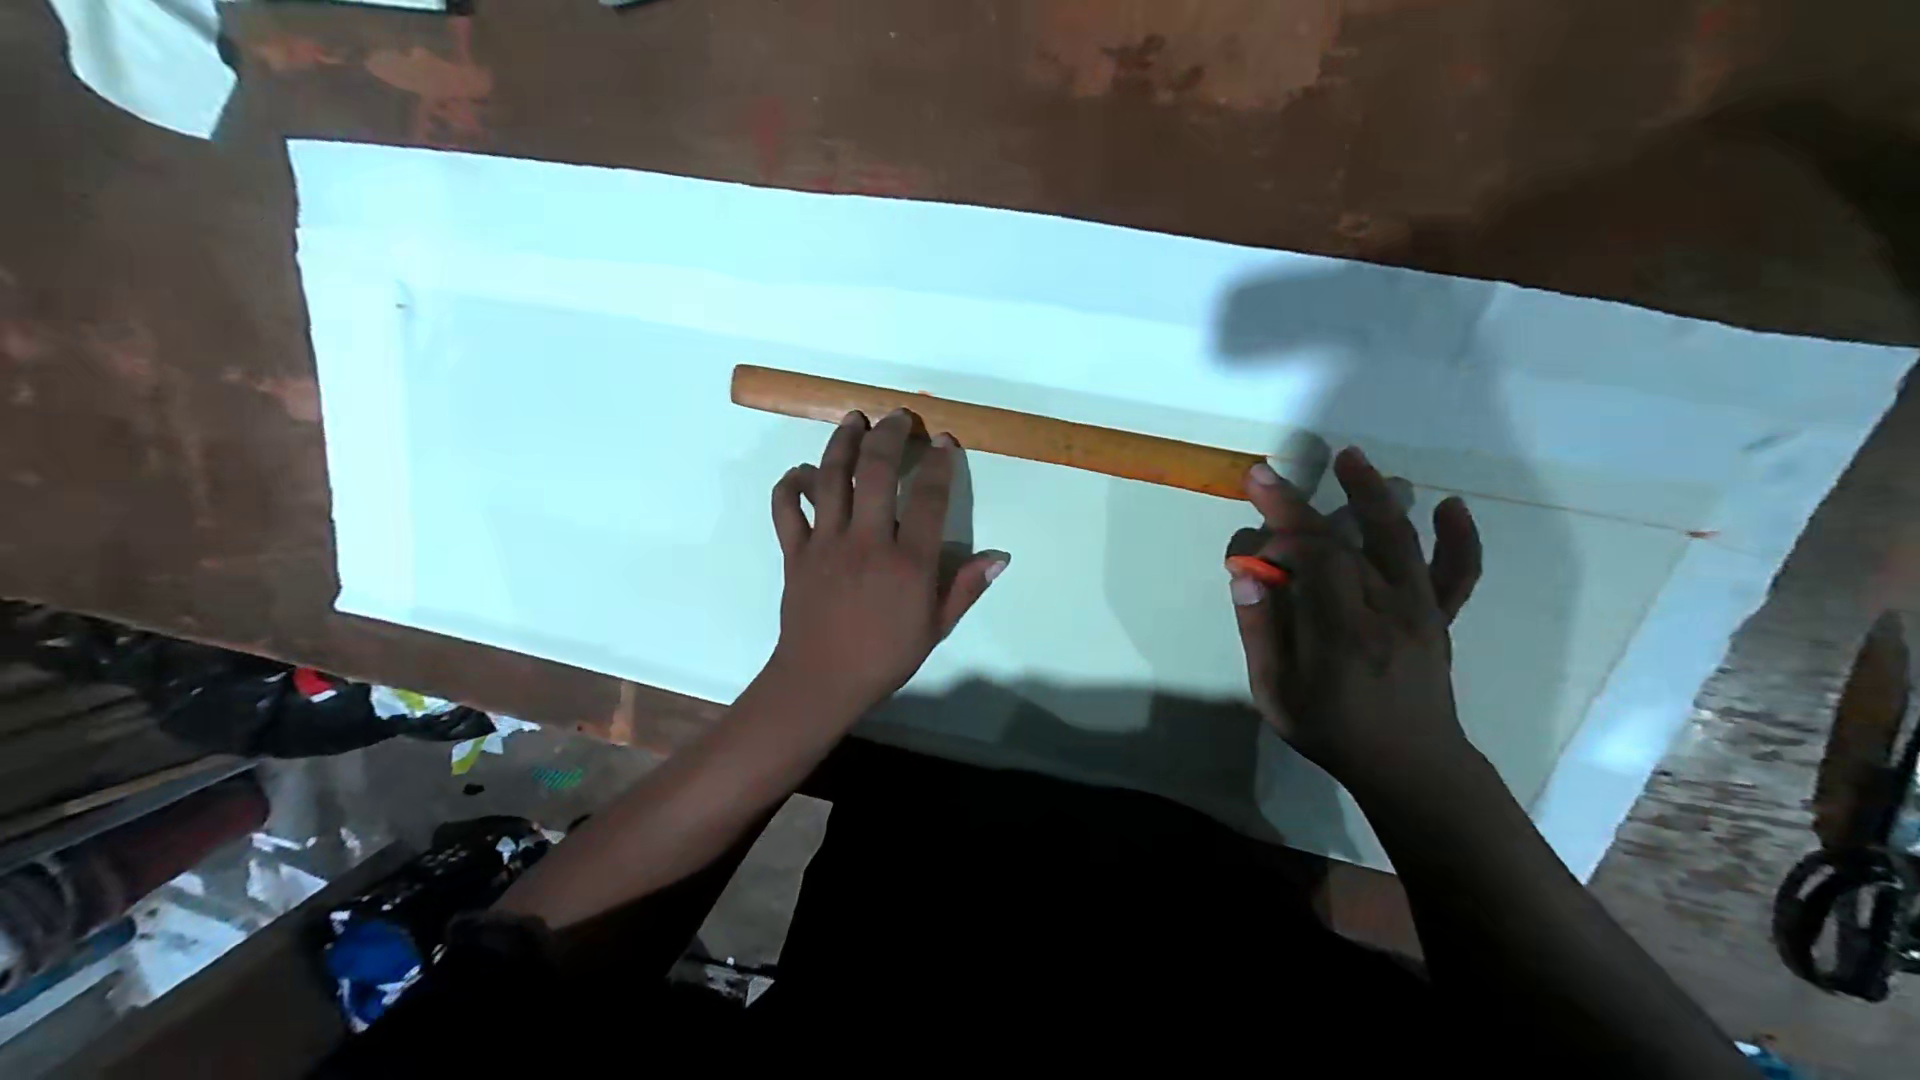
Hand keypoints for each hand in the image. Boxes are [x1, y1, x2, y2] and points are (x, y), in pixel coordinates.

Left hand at [766, 408, 1009, 715]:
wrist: (821, 681)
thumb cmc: (885, 656)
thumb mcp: (936, 627)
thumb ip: (965, 587)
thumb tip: (1000, 557)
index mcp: (908, 562)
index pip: (929, 497)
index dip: (940, 463)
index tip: (944, 441)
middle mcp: (867, 542)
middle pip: (877, 472)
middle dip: (890, 436)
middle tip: (898, 417)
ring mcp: (826, 543)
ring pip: (831, 479)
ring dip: (843, 443)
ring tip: (854, 420)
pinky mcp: (795, 552)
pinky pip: (786, 509)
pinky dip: (790, 485)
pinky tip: (802, 472)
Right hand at [1227, 446, 1482, 796]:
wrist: (1412, 767)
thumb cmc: (1333, 733)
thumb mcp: (1275, 695)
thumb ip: (1259, 632)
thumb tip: (1244, 573)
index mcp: (1345, 634)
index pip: (1316, 560)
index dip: (1280, 539)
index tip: (1253, 549)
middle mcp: (1390, 612)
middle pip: (1346, 541)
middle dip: (1298, 505)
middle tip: (1264, 476)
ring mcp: (1423, 611)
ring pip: (1400, 540)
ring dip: (1372, 494)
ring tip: (1350, 457)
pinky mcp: (1440, 617)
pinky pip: (1458, 572)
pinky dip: (1457, 538)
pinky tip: (1448, 506)